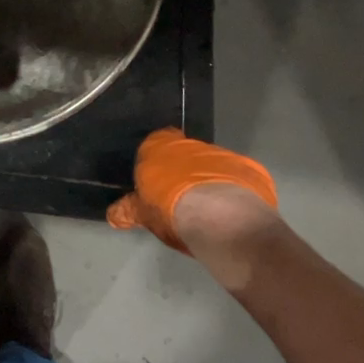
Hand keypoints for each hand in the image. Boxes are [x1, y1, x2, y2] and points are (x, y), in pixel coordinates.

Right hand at [106, 128, 277, 252]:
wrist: (221, 219)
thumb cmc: (171, 210)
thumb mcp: (143, 214)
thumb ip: (129, 210)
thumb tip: (113, 215)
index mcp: (158, 146)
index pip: (155, 144)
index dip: (158, 161)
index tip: (158, 181)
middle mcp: (189, 143)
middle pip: (185, 154)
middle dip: (184, 171)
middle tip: (182, 197)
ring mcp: (222, 155)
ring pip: (213, 165)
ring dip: (210, 180)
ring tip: (210, 208)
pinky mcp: (250, 170)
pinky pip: (239, 178)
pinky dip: (235, 189)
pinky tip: (232, 210)